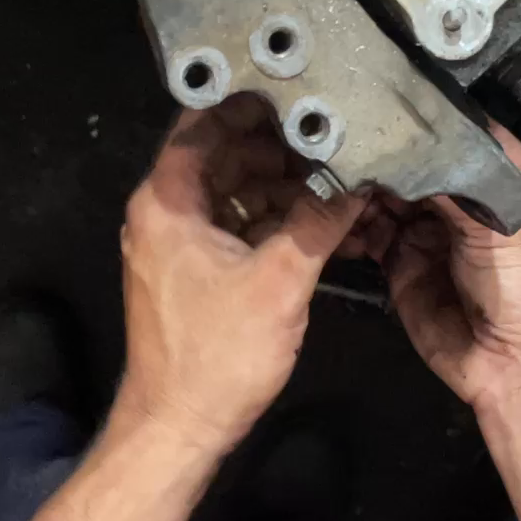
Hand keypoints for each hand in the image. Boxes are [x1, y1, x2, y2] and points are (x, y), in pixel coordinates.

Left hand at [115, 99, 363, 454]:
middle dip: (276, 149)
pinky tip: (311, 222)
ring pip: (230, 194)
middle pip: (220, 157)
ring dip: (277, 186)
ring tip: (331, 182)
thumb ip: (319, 221)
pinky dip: (266, 221)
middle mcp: (162, 214)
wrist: (179, 426)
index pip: (202, 124)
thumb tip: (358, 181)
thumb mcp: (280, 280)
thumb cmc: (219, 353)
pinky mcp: (191, 272)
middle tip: (331, 141)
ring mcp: (175, 245)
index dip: (250, 104)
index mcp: (167, 201)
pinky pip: (231, 228)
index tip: (297, 94)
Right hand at [359, 125, 520, 415]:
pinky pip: (373, 234)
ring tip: (343, 176)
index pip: (466, 132)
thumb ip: (455, 183)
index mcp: (506, 180)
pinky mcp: (403, 263)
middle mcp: (467, 202)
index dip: (431, 118)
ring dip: (367, 186)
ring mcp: (433, 233)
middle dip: (388, 154)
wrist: (517, 365)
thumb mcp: (503, 222)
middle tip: (352, 142)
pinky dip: (355, 223)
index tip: (391, 101)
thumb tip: (406, 149)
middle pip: (419, 163)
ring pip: (390, 195)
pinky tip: (340, 211)